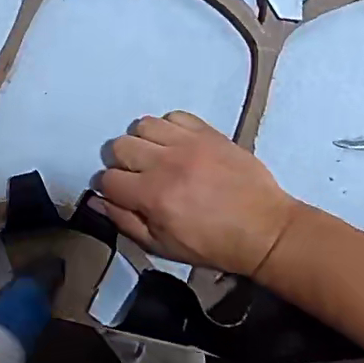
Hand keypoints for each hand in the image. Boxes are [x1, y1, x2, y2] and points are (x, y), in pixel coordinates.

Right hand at [94, 111, 307, 275]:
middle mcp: (166, 163)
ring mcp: (189, 143)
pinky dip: (169, 128)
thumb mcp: (162, 246)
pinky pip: (175, 115)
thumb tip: (99, 201)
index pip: (108, 179)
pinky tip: (177, 145)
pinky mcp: (208, 133)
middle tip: (137, 176)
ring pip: (143, 125)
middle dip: (121, 163)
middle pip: (119, 145)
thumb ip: (126, 222)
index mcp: (153, 196)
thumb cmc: (211, 245)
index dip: (108, 189)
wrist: (264, 229)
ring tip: (156, 157)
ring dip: (143, 141)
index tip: (120, 194)